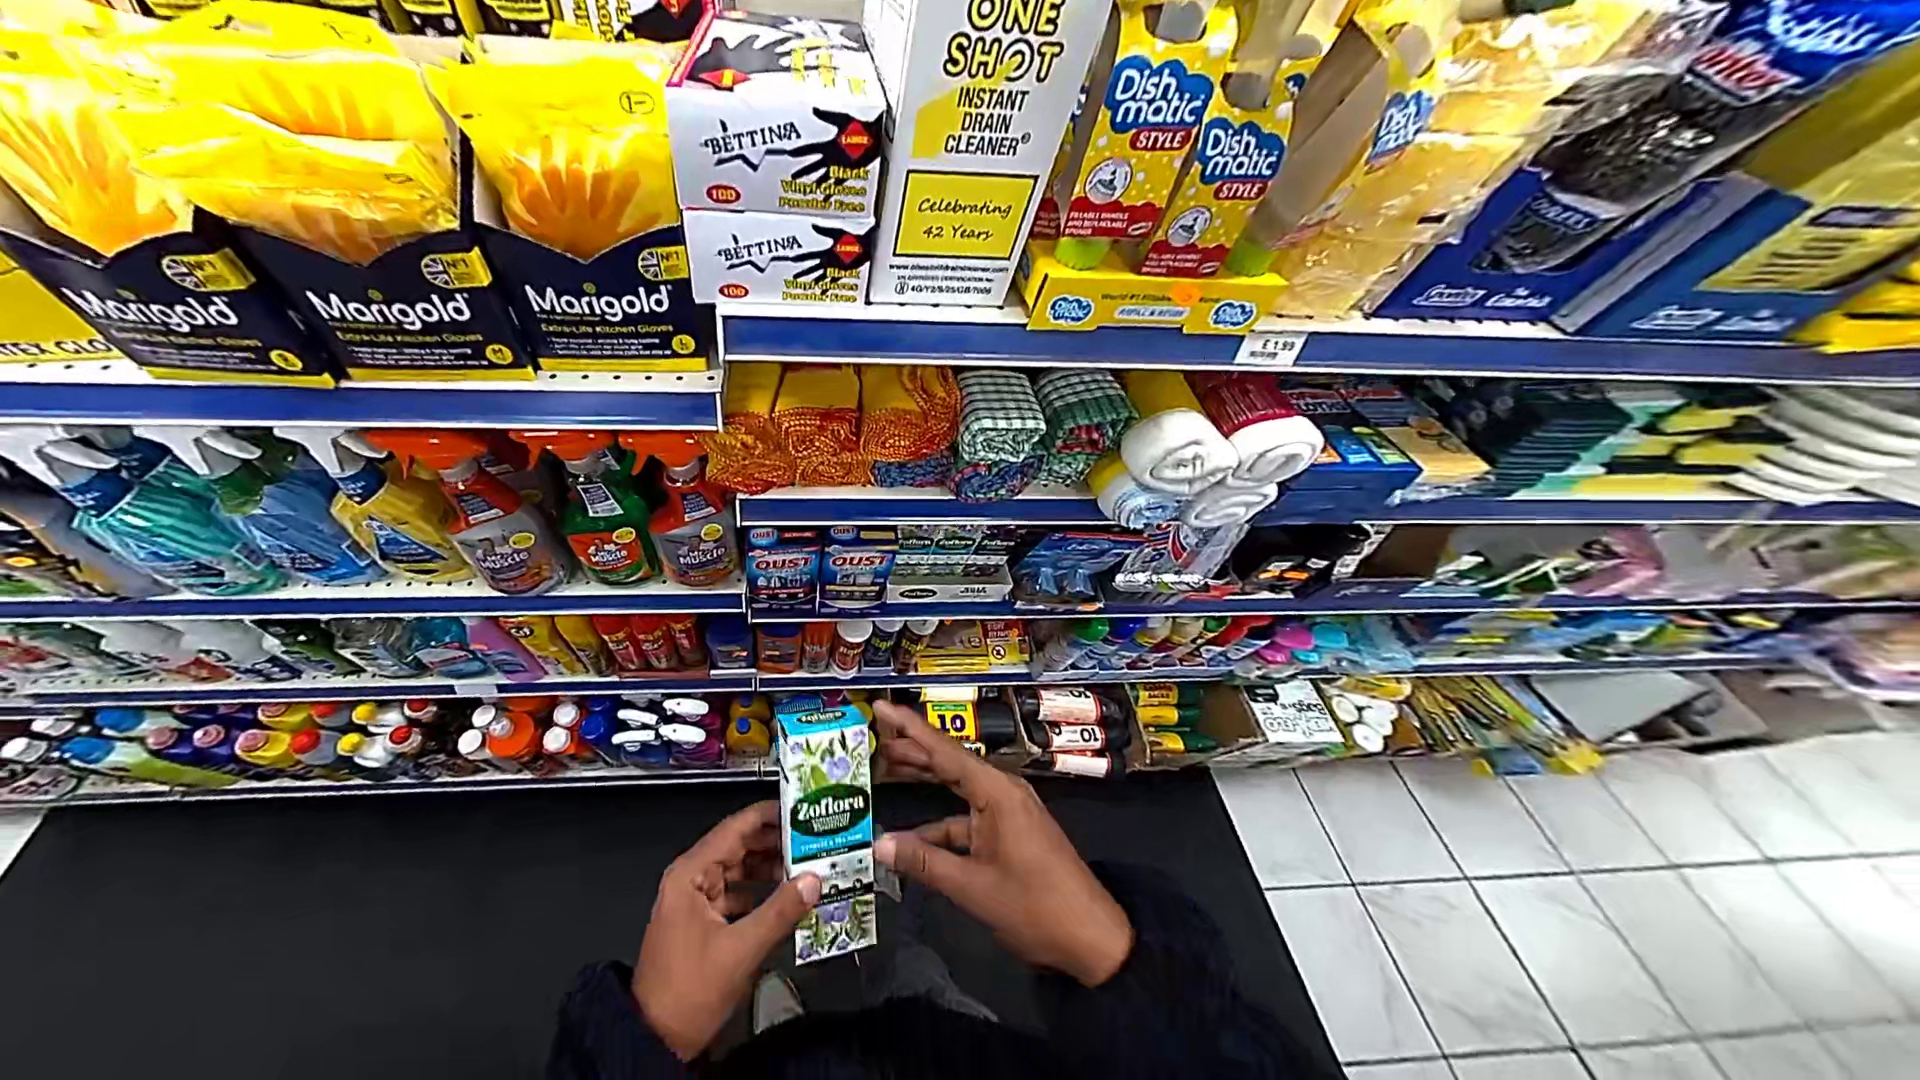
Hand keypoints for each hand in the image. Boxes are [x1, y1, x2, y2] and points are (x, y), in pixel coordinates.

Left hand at [631, 801, 819, 1060]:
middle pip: (741, 845)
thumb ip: (780, 911)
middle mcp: (692, 878)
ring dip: (773, 867)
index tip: (804, 810)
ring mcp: (697, 899)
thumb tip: (815, 879)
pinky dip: (764, 891)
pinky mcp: (704, 920)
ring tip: (809, 864)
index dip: (771, 815)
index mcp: (692, 873)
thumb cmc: (689, 990)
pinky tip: (790, 896)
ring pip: (742, 869)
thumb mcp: (740, 950)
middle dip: (778, 842)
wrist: (653, 1042)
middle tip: (815, 838)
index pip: (737, 827)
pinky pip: (740, 892)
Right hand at [871, 701, 1132, 986]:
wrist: (1090, 936)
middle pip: (950, 762)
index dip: (909, 727)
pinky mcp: (1009, 830)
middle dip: (912, 750)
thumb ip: (925, 863)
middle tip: (874, 738)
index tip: (881, 707)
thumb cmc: (1035, 906)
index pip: (944, 750)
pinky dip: (941, 822)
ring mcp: (1007, 810)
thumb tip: (880, 844)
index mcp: (997, 792)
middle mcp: (1002, 791)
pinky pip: (968, 816)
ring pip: (957, 787)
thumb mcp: (973, 887)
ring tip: (887, 768)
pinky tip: (913, 834)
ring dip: (925, 781)